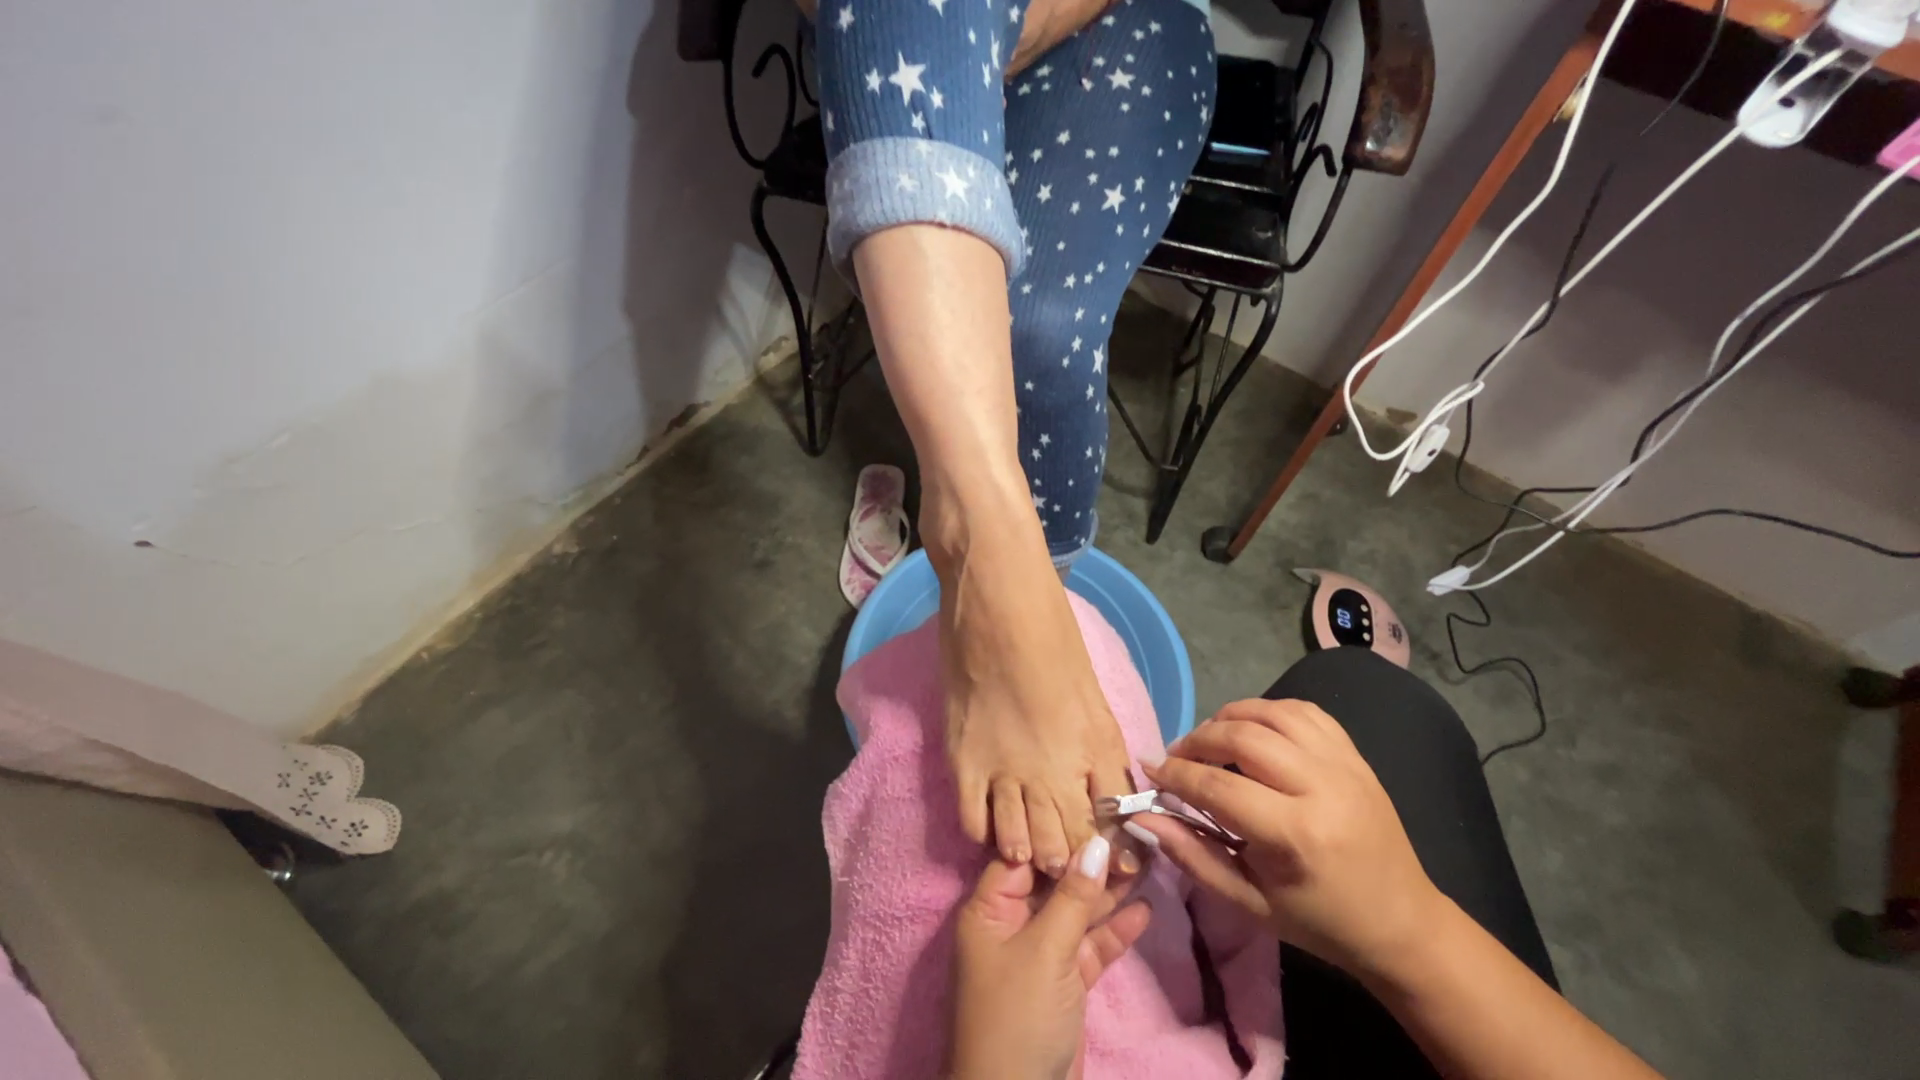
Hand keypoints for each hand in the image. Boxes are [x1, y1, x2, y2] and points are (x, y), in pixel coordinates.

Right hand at [937, 521, 1138, 877]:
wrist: (996, 598)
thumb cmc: (1052, 633)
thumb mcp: (1094, 695)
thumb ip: (1103, 752)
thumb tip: (1112, 796)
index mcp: (1094, 751)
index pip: (1110, 828)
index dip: (1114, 855)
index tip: (1114, 867)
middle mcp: (1053, 770)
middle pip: (1065, 844)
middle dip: (1072, 861)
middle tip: (1068, 862)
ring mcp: (1003, 770)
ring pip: (1022, 842)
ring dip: (1032, 852)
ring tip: (1034, 851)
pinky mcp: (961, 761)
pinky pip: (974, 824)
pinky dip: (987, 834)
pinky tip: (995, 825)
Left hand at [949, 837, 1152, 1079]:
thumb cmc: (1016, 1015)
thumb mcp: (1044, 950)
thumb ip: (1073, 897)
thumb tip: (1096, 842)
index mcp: (989, 909)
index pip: (1024, 856)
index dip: (1059, 834)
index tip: (1098, 812)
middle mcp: (1011, 925)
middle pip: (1054, 883)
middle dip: (1091, 863)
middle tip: (1133, 834)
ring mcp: (1039, 955)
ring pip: (1076, 914)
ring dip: (1108, 894)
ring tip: (1146, 862)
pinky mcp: (1064, 983)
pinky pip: (1090, 947)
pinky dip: (1114, 931)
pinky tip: (1143, 909)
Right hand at [1134, 699, 1448, 978]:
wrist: (1401, 922)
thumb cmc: (1319, 921)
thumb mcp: (1248, 902)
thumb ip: (1192, 855)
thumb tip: (1142, 818)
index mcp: (1295, 834)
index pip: (1217, 787)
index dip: (1175, 774)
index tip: (1150, 770)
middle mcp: (1322, 788)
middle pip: (1242, 737)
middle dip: (1198, 740)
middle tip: (1176, 756)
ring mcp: (1344, 765)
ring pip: (1273, 713)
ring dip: (1230, 717)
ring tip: (1210, 738)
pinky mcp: (1357, 756)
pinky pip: (1306, 712)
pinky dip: (1270, 711)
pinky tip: (1252, 729)